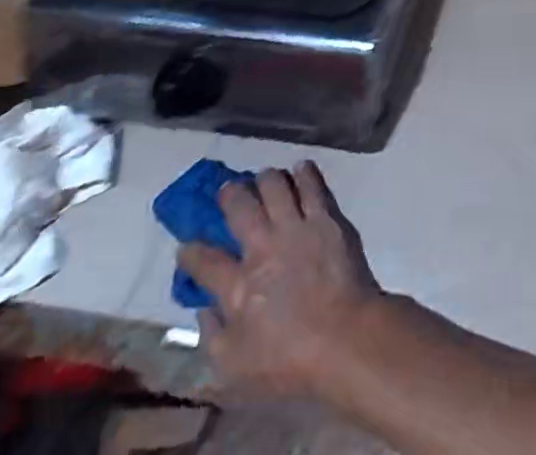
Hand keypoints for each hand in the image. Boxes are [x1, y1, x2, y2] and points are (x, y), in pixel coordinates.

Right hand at [178, 162, 382, 398]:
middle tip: (230, 190)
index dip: (191, 252)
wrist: (348, 336)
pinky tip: (301, 169)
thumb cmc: (291, 359)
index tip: (187, 248)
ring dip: (267, 179)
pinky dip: (305, 173)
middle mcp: (264, 247)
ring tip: (266, 178)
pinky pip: (314, 187)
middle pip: (241, 207)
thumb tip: (203, 310)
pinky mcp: (328, 220)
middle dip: (231, 194)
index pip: (203, 261)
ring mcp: (297, 229)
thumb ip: (212, 336)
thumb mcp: (234, 366)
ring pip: (276, 186)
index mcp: (237, 285)